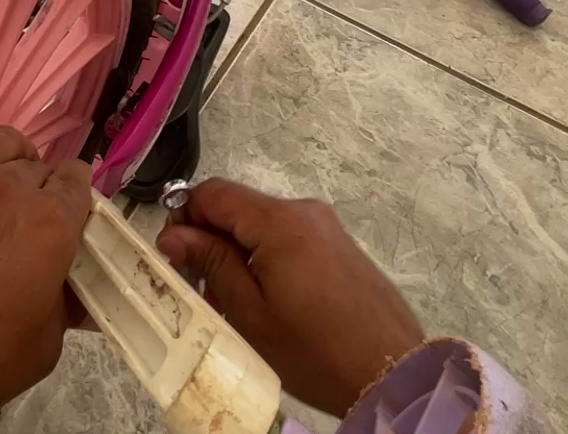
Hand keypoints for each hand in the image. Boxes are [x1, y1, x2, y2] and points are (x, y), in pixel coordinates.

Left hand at [0, 126, 92, 433]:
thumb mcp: (44, 345)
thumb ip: (67, 305)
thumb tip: (81, 295)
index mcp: (52, 222)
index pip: (79, 180)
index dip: (80, 198)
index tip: (74, 220)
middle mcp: (13, 187)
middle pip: (45, 165)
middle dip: (50, 189)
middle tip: (42, 226)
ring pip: (8, 142)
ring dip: (18, 161)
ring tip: (13, 191)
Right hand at [156, 178, 422, 415]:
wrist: (396, 375)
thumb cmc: (316, 350)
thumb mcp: (251, 313)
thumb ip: (210, 262)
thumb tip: (171, 233)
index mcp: (278, 220)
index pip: (212, 192)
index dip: (184, 215)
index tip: (175, 255)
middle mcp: (302, 209)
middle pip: (237, 205)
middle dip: (210, 237)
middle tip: (200, 285)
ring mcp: (324, 223)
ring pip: (260, 222)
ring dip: (237, 249)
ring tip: (234, 299)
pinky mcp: (338, 242)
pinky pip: (286, 234)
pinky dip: (265, 254)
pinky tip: (268, 297)